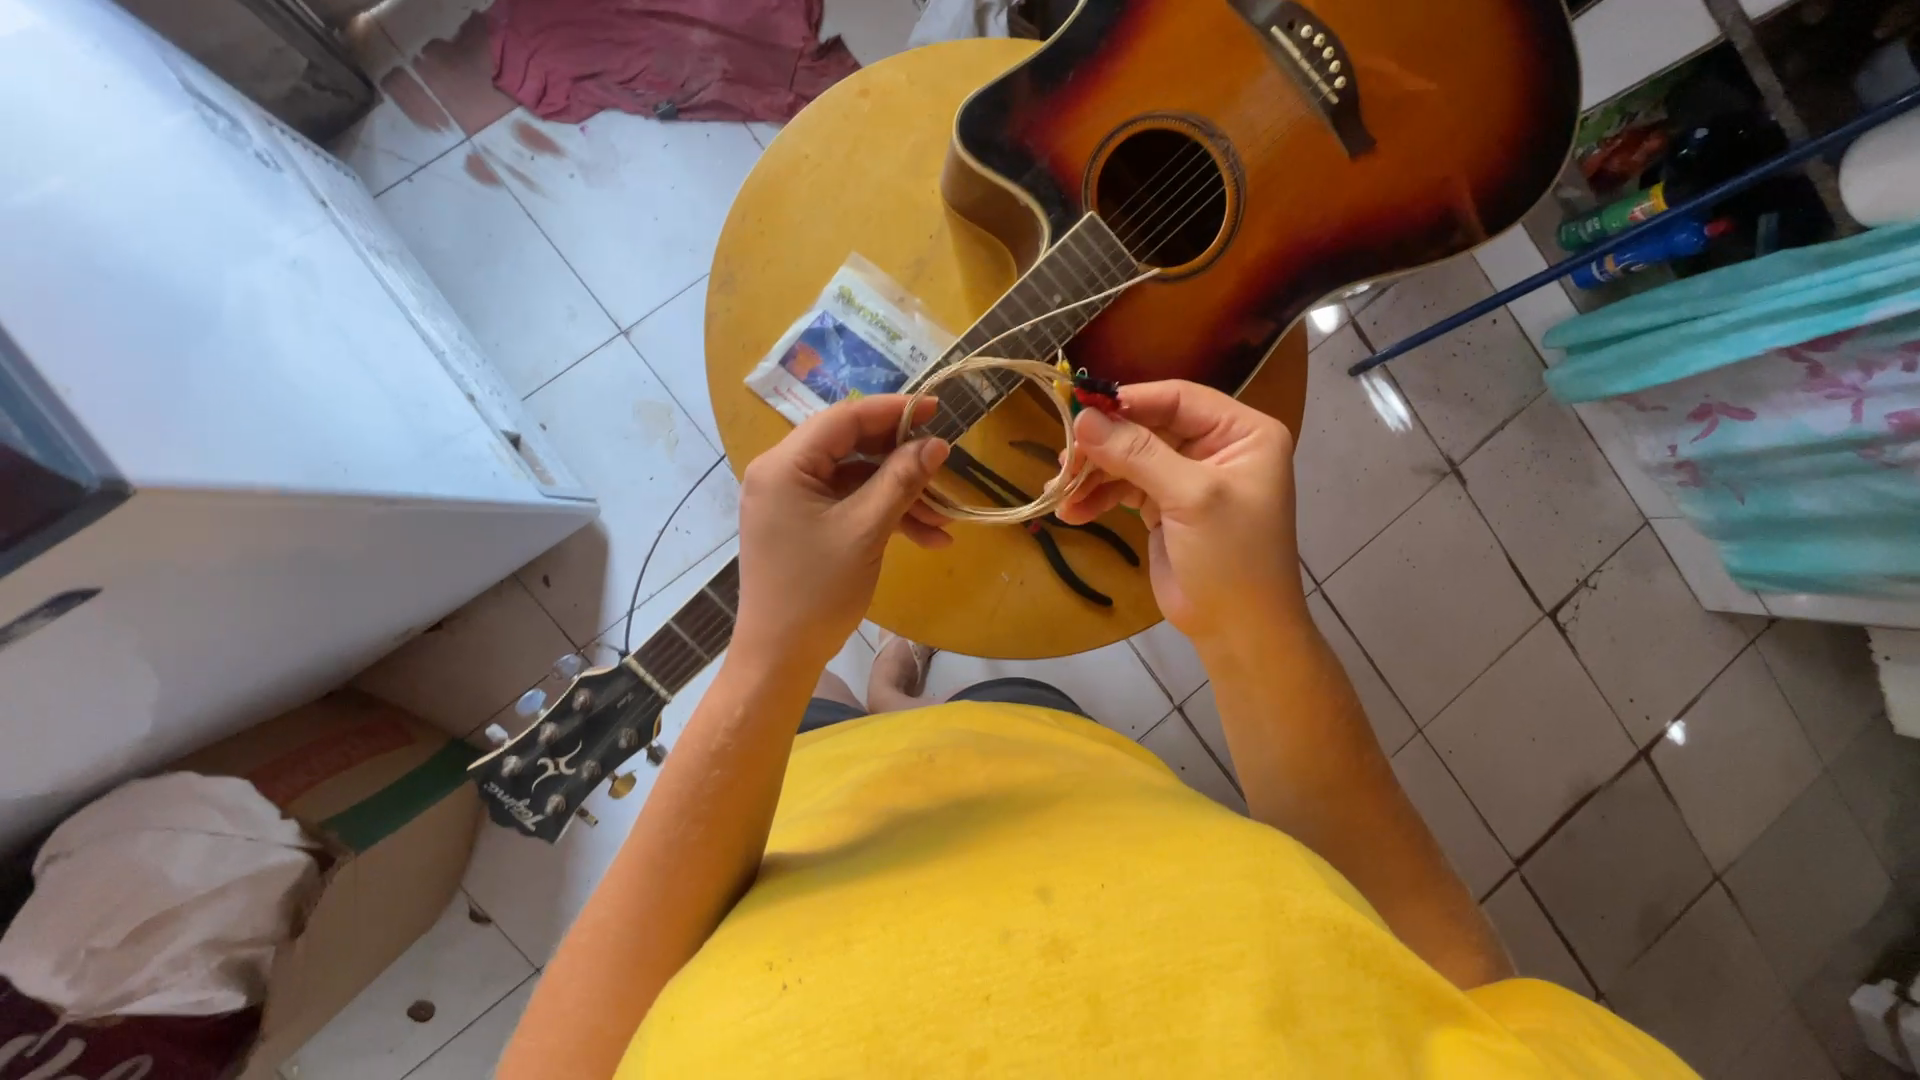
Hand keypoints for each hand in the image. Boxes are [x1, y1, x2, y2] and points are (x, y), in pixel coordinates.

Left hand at [735, 395, 950, 672]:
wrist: (780, 655)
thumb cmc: (817, 590)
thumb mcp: (865, 531)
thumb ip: (901, 481)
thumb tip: (937, 444)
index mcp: (784, 465)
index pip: (844, 419)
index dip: (893, 411)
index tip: (938, 410)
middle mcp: (782, 473)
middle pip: (851, 447)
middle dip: (902, 461)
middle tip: (944, 466)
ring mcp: (793, 500)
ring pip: (856, 479)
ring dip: (900, 496)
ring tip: (944, 520)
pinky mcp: (804, 523)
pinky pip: (849, 504)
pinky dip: (884, 516)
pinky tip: (927, 538)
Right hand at [1057, 380, 1301, 650]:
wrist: (1239, 631)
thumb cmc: (1232, 558)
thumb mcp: (1191, 498)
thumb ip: (1137, 454)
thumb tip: (1083, 419)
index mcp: (1241, 432)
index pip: (1177, 398)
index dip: (1127, 402)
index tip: (1079, 412)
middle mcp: (1216, 447)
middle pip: (1146, 427)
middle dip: (1103, 446)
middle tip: (1063, 462)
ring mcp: (1188, 477)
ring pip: (1129, 458)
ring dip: (1092, 475)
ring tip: (1058, 493)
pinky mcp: (1164, 507)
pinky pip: (1124, 489)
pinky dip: (1097, 498)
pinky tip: (1072, 512)